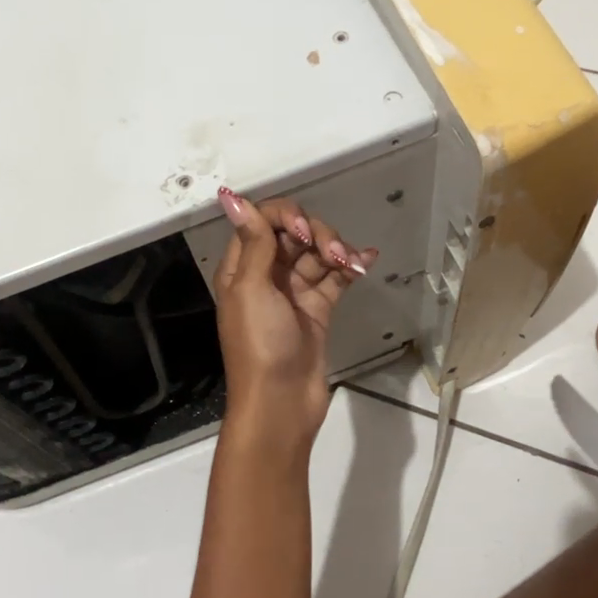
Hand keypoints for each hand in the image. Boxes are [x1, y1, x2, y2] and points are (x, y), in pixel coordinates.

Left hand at [212, 188, 376, 455]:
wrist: (281, 401)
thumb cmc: (259, 345)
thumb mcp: (250, 288)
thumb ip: (252, 241)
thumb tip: (231, 196)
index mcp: (241, 268)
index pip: (262, 222)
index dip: (285, 216)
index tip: (302, 232)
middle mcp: (266, 276)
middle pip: (293, 234)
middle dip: (316, 233)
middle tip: (331, 253)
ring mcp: (294, 293)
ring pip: (317, 254)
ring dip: (335, 250)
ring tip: (349, 264)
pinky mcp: (318, 309)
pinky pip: (335, 278)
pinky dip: (350, 267)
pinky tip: (366, 261)